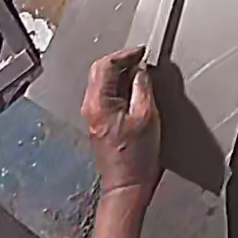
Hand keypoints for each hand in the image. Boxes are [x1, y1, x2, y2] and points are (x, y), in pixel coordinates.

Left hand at [81, 47, 160, 200]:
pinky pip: (107, 94)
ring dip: (122, 73)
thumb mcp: (147, 115)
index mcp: (99, 103)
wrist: (128, 185)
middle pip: (100, 71)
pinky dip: (121, 86)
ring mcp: (93, 115)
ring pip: (104, 82)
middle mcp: (91, 107)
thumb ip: (143, 87)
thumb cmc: (136, 157)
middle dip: (122, 61)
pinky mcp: (100, 122)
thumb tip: (141, 70)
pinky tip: (135, 89)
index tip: (141, 52)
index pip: (106, 65)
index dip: (125, 54)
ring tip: (141, 73)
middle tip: (141, 58)